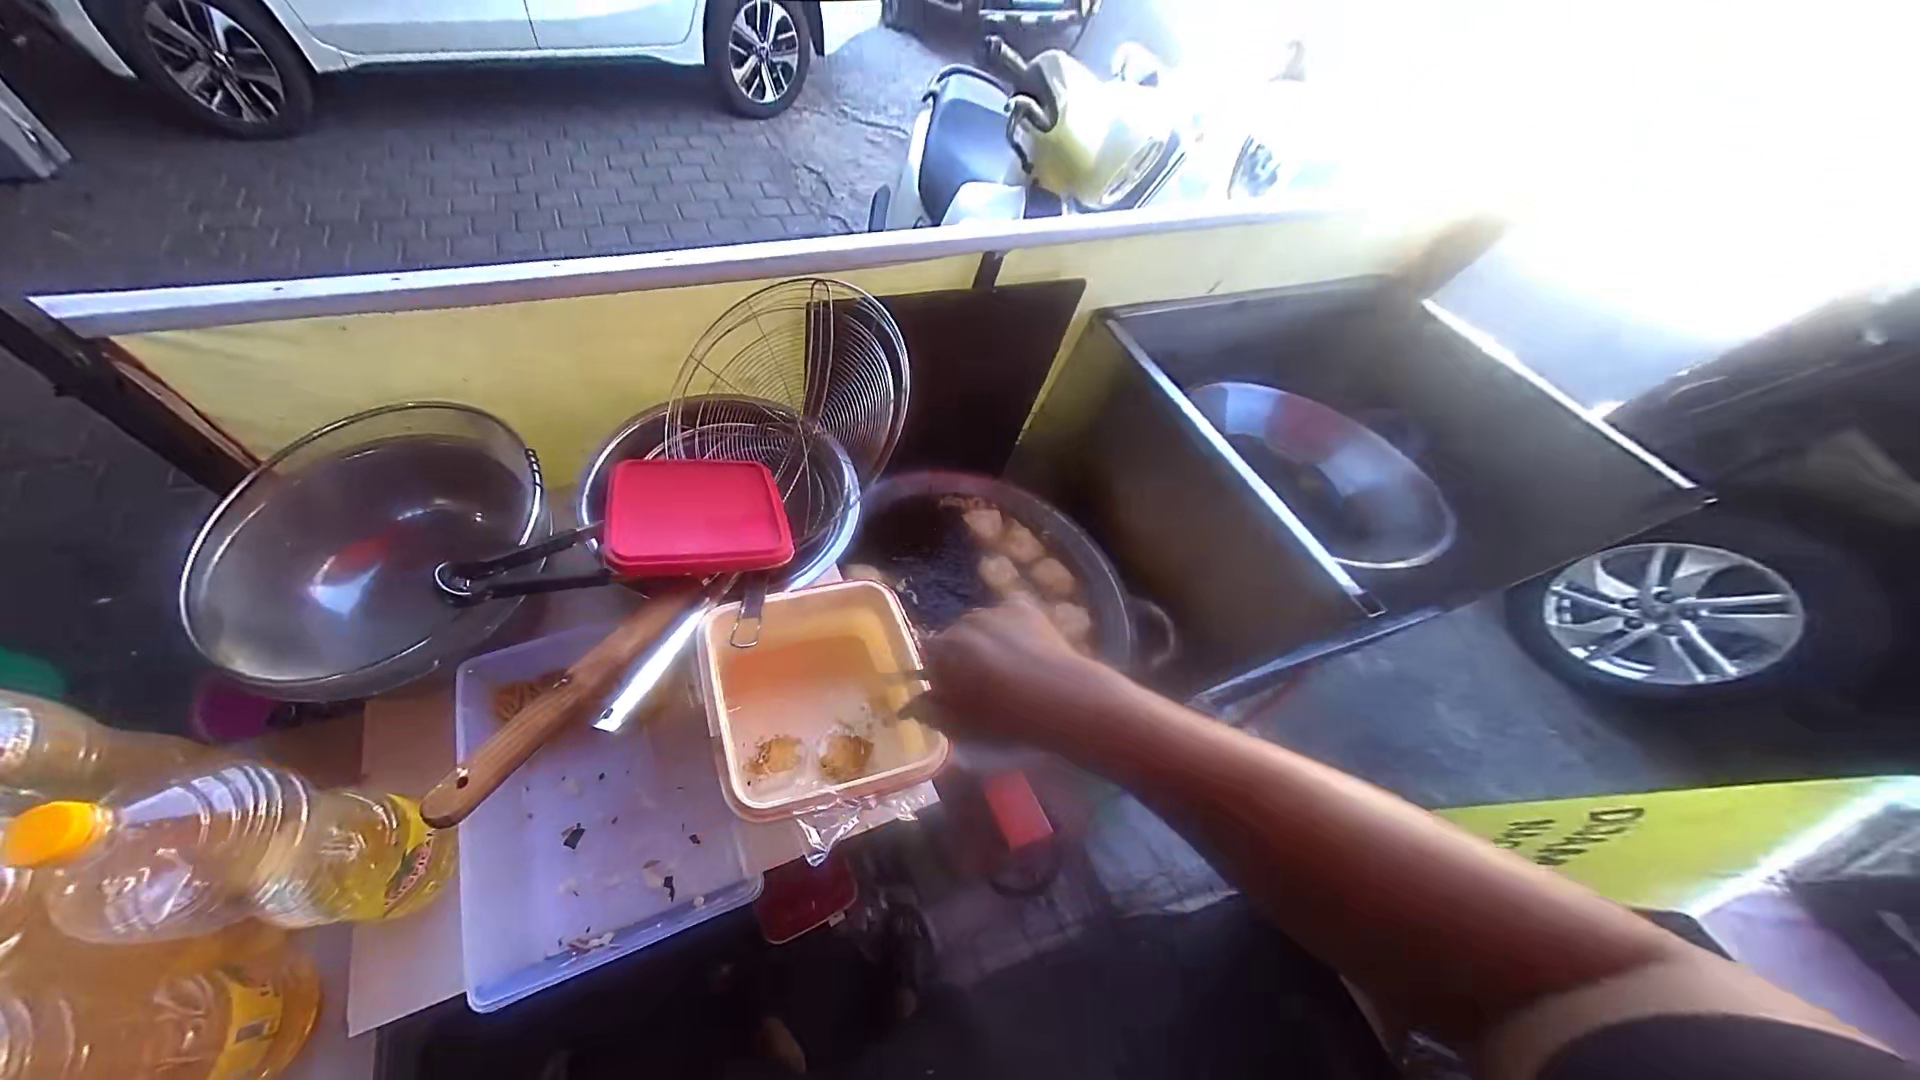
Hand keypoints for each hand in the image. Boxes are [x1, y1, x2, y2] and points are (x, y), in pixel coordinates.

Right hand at [919, 595, 1126, 749]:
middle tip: (981, 680)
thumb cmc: (1005, 719)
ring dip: (985, 639)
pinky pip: (1006, 615)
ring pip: (980, 624)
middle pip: (953, 636)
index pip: (926, 653)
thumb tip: (913, 702)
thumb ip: (930, 710)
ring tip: (1007, 665)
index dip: (937, 671)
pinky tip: (1024, 650)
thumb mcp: (960, 725)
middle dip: (961, 654)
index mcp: (942, 650)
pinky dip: (1009, 628)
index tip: (950, 688)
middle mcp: (962, 621)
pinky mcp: (1022, 606)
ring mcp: (993, 609)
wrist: (1062, 699)